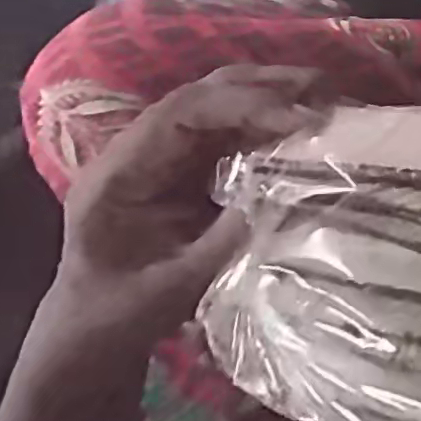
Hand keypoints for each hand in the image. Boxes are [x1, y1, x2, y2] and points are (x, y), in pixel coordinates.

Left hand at [47, 65, 323, 351]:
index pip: (184, 112)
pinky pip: (237, 125)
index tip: (302, 120)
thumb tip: (290, 191)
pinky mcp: (194, 161)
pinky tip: (307, 123)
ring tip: (327, 99)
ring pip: (224, 99)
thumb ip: (227, 238)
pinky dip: (275, 118)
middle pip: (206, 92)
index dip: (247, 105)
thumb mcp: (175, 286)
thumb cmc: (123, 314)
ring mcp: (169, 152)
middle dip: (268, 86)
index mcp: (120, 173)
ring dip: (276, 94)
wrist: (94, 334)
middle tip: (327, 93)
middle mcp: (142, 148)